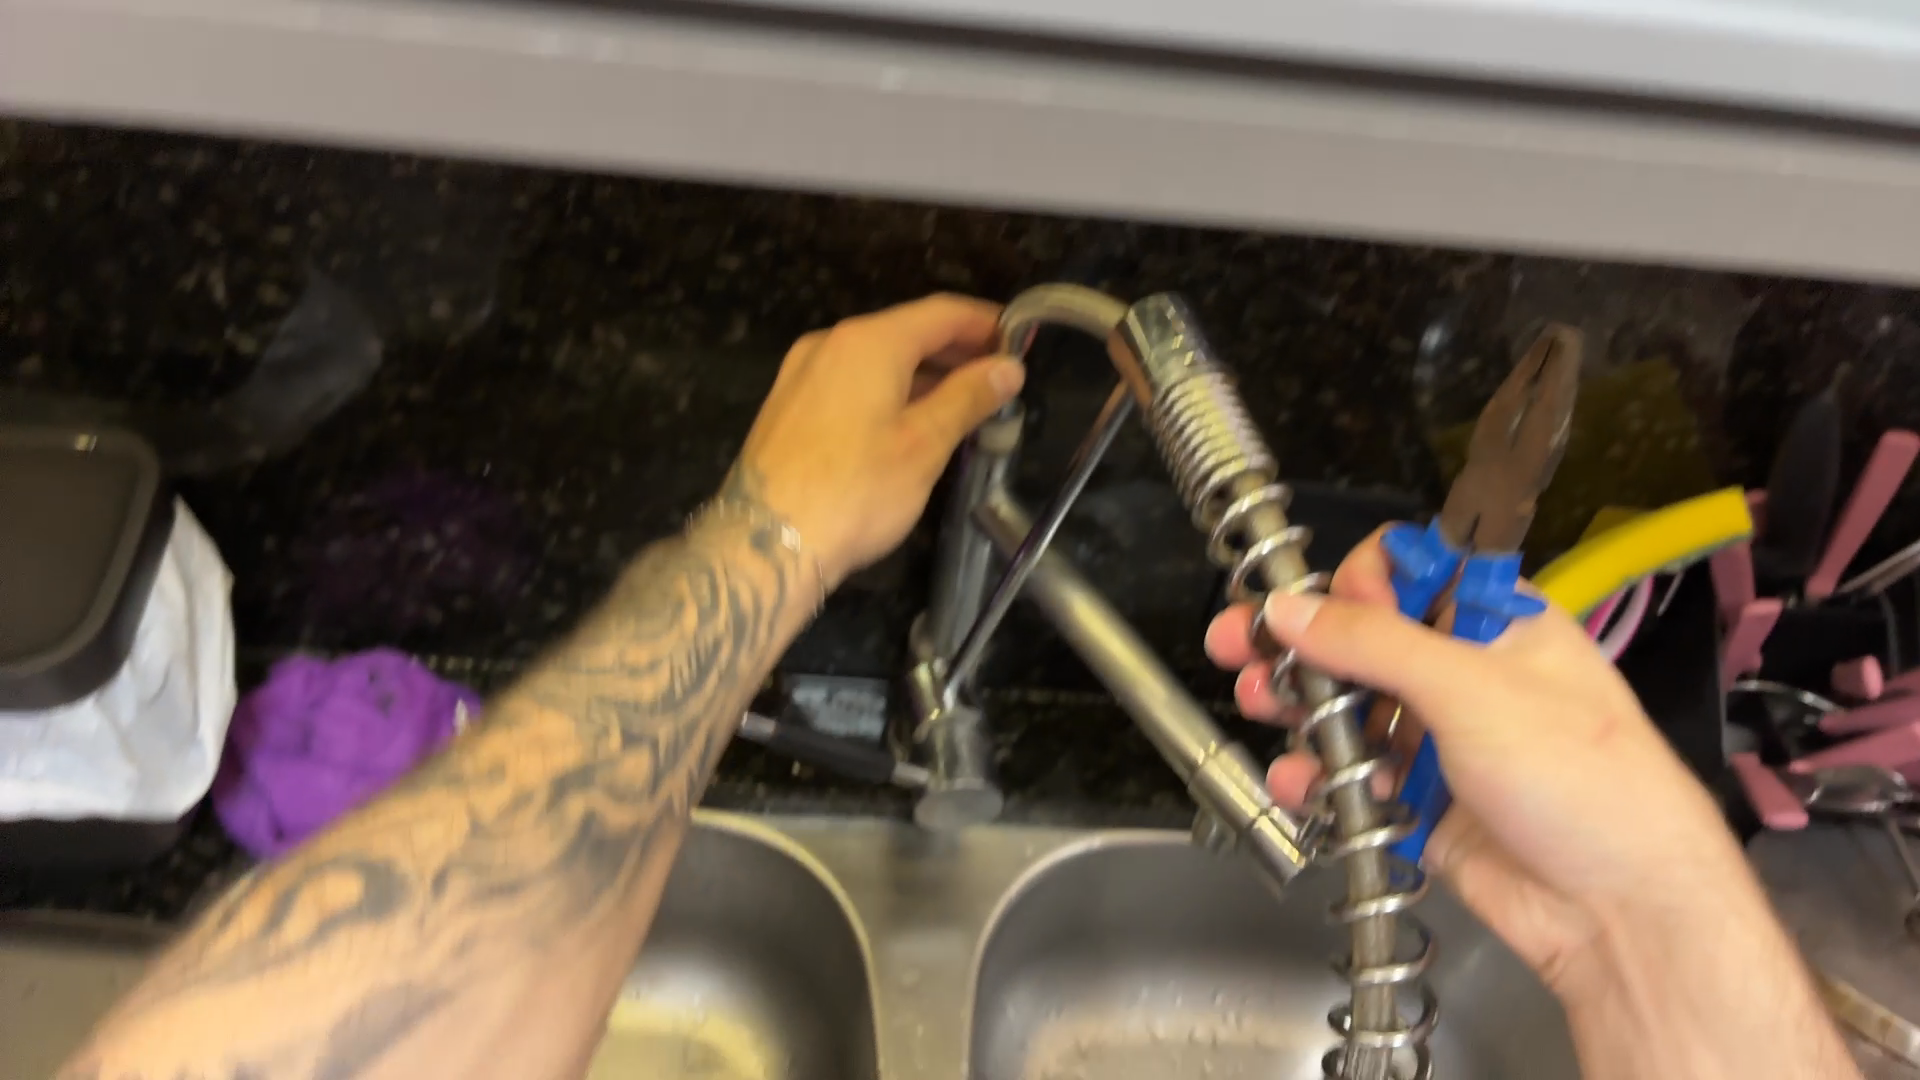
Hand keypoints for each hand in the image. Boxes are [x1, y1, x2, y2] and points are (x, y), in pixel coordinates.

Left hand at [733, 294, 1024, 588]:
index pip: (940, 313)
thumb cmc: (856, 491)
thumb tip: (1008, 368)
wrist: (765, 543)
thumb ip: (968, 397)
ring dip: (924, 376)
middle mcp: (830, 345)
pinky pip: (851, 384)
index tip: (1020, 340)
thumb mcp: (925, 444)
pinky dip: (889, 392)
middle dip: (956, 352)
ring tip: (964, 404)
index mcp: (868, 342)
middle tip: (999, 377)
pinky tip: (910, 423)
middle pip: (906, 332)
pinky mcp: (789, 408)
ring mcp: (802, 375)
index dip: (985, 323)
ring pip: (877, 361)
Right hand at [1205, 530, 1857, 1079]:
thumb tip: (1286, 608)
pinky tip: (1298, 780)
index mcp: (1489, 625)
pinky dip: (1312, 772)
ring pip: (1336, 700)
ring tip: (1255, 703)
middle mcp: (1453, 671)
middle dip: (1291, 641)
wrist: (1618, 920)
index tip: (1329, 611)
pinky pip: (1340, 766)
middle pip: (1351, 636)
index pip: (1404, 572)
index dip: (1356, 584)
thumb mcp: (1474, 692)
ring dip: (1290, 702)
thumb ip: (1371, 644)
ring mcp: (1427, 731)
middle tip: (1237, 641)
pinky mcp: (1405, 787)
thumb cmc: (1584, 785)